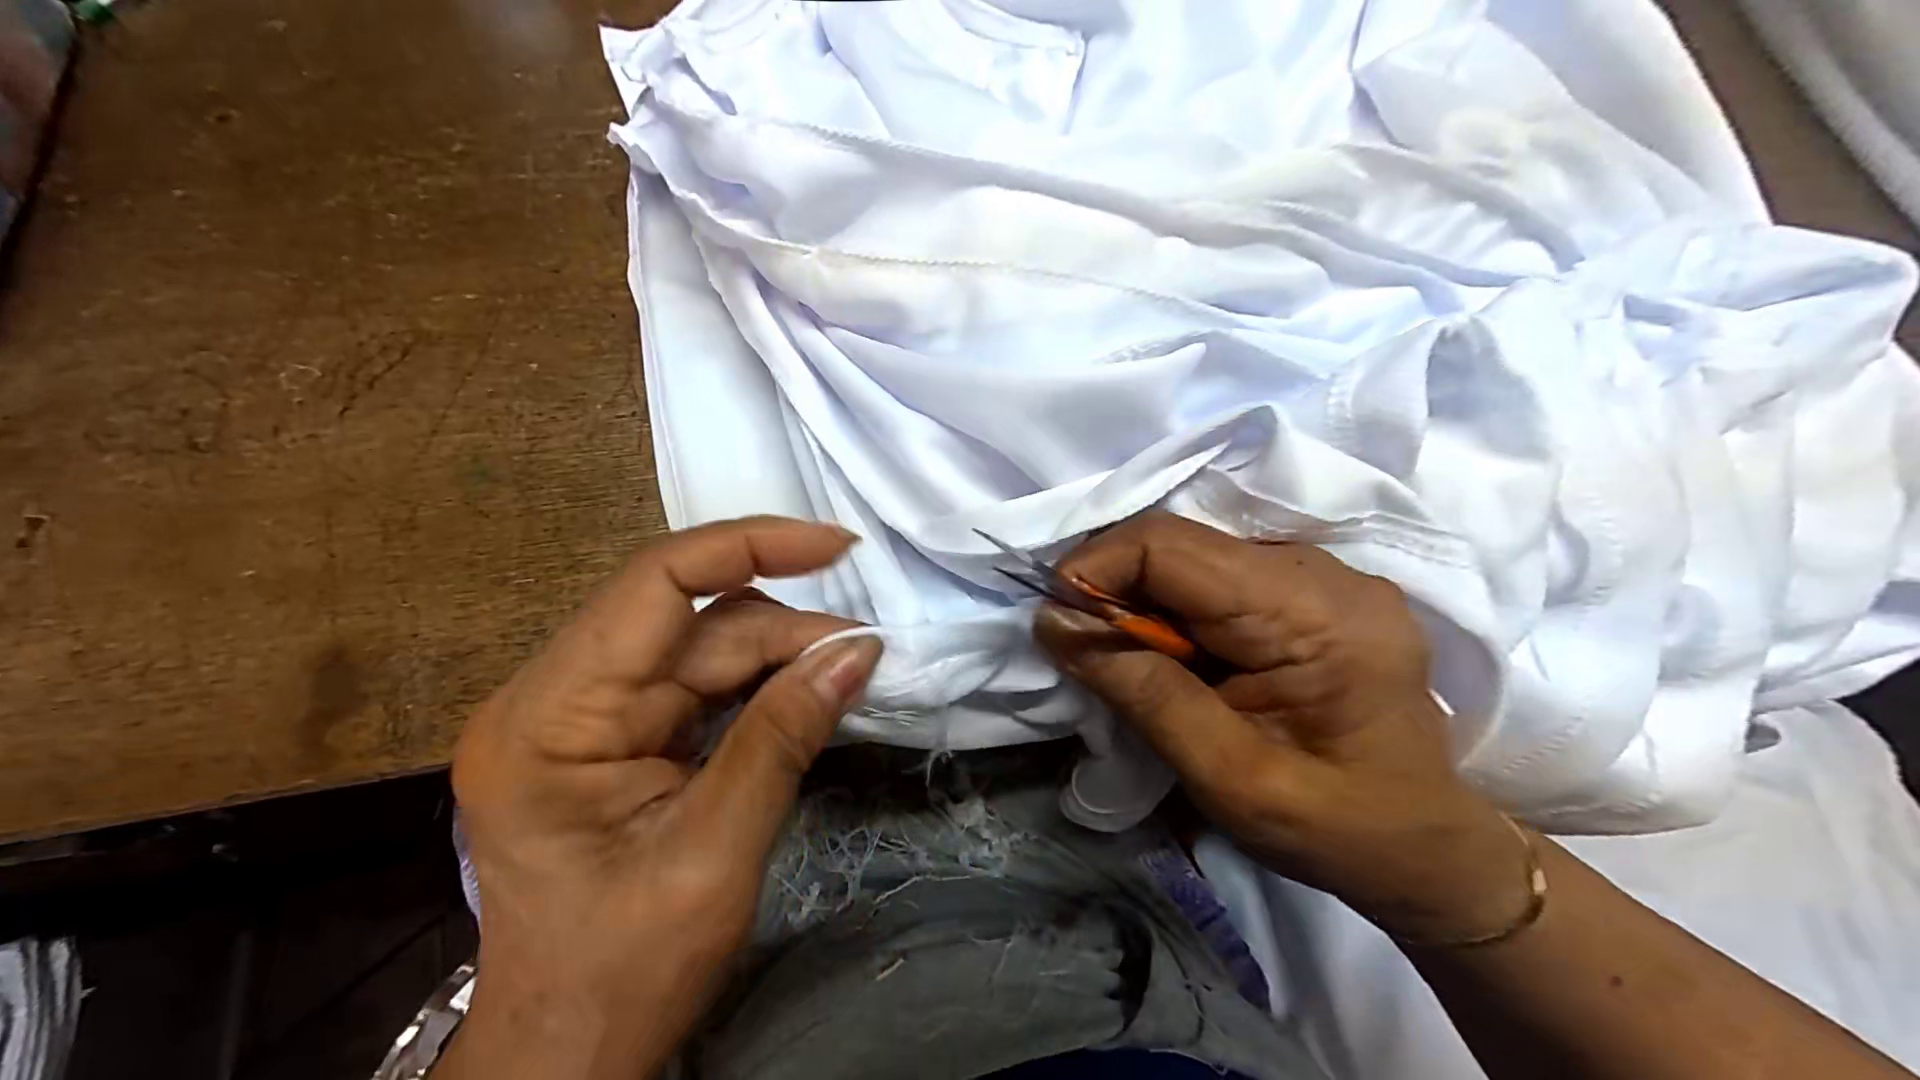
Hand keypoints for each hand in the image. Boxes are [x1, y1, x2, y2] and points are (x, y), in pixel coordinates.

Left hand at [441, 517, 881, 1078]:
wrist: (568, 1055)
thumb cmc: (623, 974)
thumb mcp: (714, 855)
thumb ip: (783, 740)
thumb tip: (858, 652)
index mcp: (551, 717)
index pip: (655, 584)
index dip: (750, 546)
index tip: (835, 548)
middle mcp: (556, 697)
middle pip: (691, 621)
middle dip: (784, 630)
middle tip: (863, 652)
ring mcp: (584, 715)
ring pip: (703, 648)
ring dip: (779, 657)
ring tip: (845, 674)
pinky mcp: (615, 735)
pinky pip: (700, 683)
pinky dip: (760, 685)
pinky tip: (806, 694)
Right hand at [1035, 511, 1530, 944]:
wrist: (1425, 846)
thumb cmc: (1335, 829)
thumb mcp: (1228, 778)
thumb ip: (1143, 693)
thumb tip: (1055, 623)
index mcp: (1316, 616)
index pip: (1174, 547)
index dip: (1098, 568)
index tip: (1057, 621)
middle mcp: (1326, 572)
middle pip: (1181, 542)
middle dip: (1115, 587)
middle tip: (1089, 649)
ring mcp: (1325, 573)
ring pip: (1194, 553)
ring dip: (1143, 597)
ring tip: (1136, 659)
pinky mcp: (1315, 586)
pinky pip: (1218, 571)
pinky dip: (1175, 604)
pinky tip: (1179, 652)